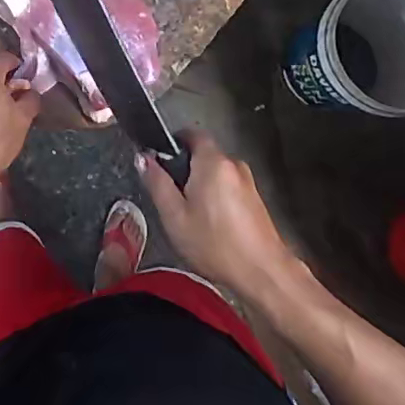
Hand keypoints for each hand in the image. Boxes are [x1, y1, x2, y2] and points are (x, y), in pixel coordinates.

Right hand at [136, 130, 298, 298]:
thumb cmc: (214, 244)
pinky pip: (229, 188)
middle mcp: (234, 164)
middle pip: (204, 155)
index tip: (160, 160)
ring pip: (216, 174)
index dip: (174, 142)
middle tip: (171, 199)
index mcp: (213, 162)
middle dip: (186, 170)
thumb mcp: (174, 216)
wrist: (260, 270)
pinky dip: (216, 198)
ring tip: (190, 217)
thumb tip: (144, 157)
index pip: (193, 134)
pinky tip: (210, 225)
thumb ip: (157, 183)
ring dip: (202, 187)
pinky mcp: (255, 198)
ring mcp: (248, 181)